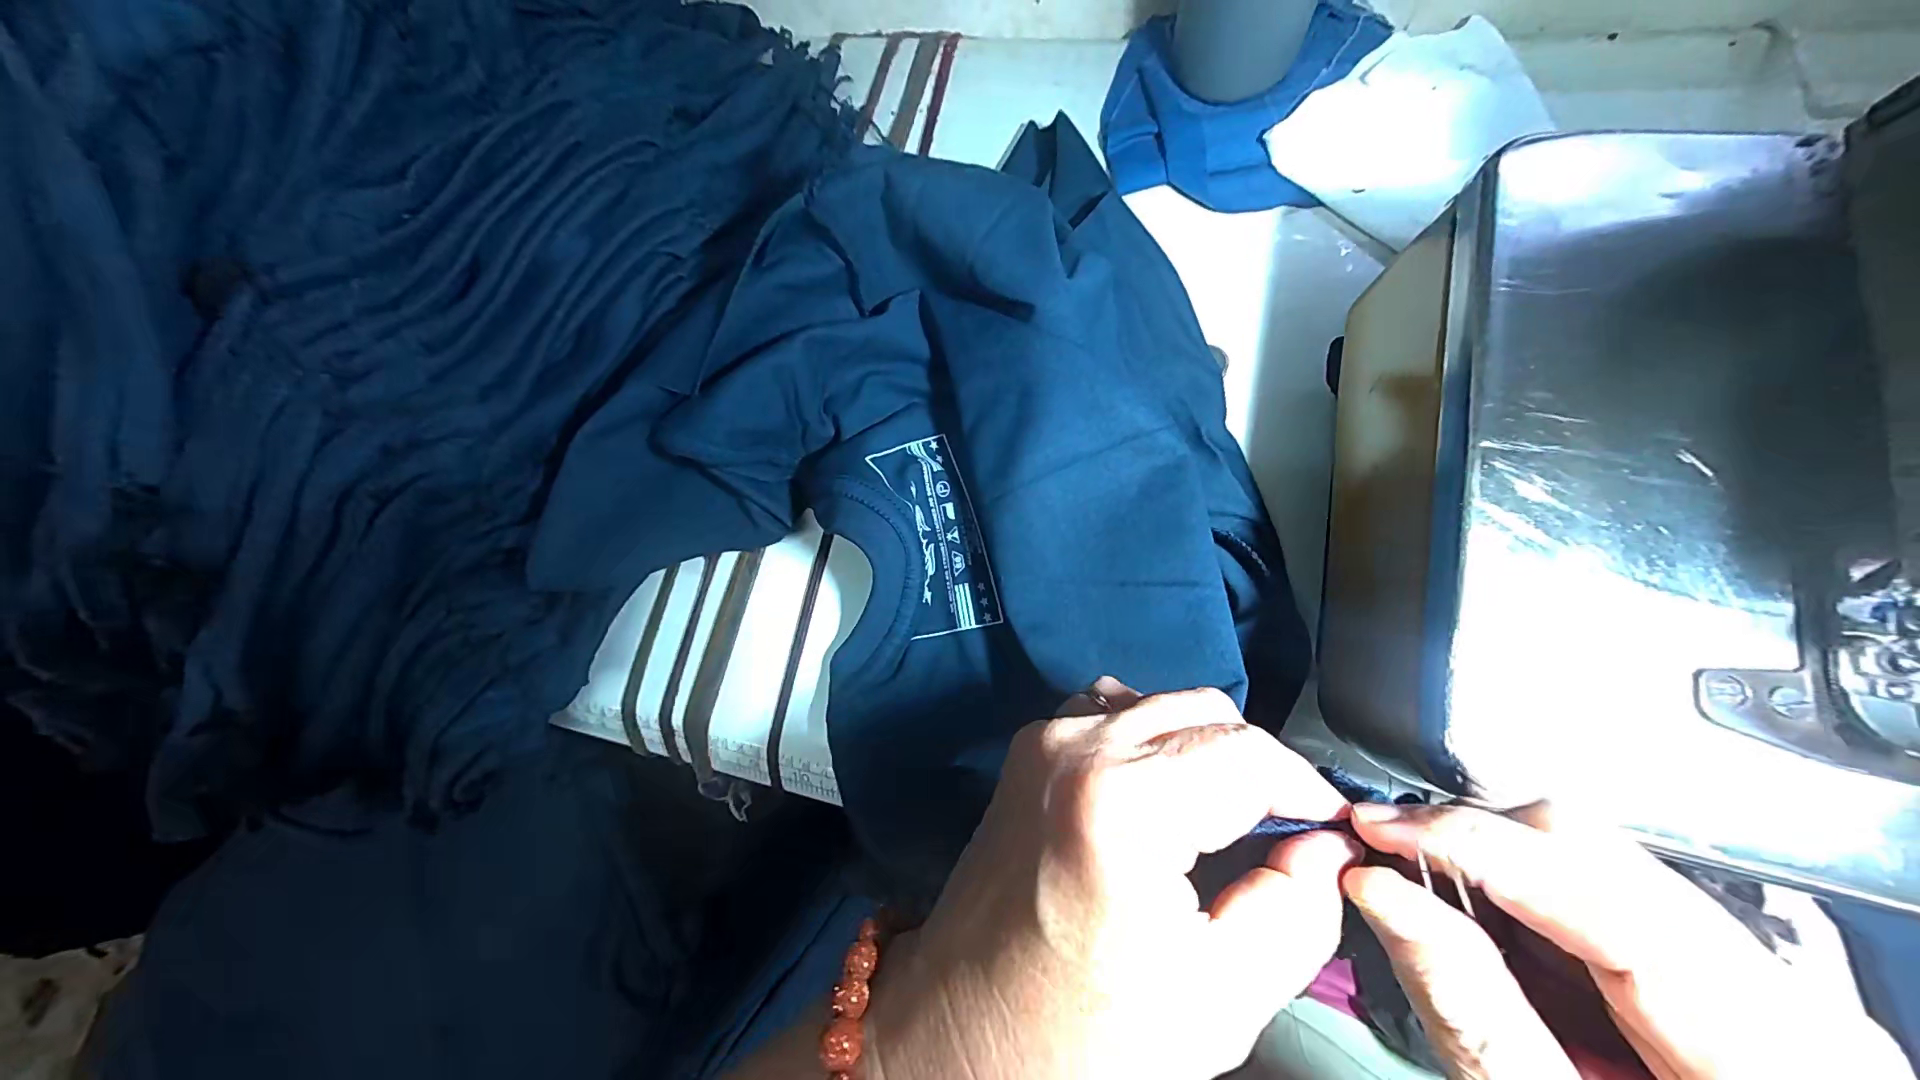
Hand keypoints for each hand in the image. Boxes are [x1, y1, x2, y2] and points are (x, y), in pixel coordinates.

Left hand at [865, 679, 1361, 1079]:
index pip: (1248, 753)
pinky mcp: (1030, 746)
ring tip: (1222, 811)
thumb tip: (1320, 845)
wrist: (969, 1020)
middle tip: (1280, 827)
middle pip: (1206, 714)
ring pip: (1162, 702)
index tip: (1328, 827)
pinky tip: (1162, 787)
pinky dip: (1152, 735)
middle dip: (1258, 765)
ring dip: (1205, 745)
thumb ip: (1295, 911)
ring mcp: (1046, 737)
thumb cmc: (1082, 1030)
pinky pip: (1113, 709)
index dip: (1305, 787)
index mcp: (1123, 802)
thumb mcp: (1218, 998)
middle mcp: (1077, 746)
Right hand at [1343, 801, 1914, 1079]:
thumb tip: (1376, 888)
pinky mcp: (1701, 965)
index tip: (1375, 825)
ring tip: (1419, 894)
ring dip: (1479, 861)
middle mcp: (1774, 989)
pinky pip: (1582, 885)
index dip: (1468, 839)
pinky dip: (1508, 889)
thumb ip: (1466, 1004)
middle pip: (1585, 848)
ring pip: (1577, 853)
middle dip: (1466, 840)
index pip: (1593, 882)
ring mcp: (1743, 970)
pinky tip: (1475, 921)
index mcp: (1774, 1045)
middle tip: (1379, 851)